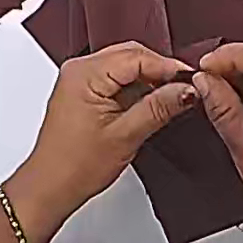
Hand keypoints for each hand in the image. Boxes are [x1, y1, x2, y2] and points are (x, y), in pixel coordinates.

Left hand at [14, 41, 201, 213]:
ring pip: (127, 65)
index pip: (137, 57)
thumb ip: (158, 107)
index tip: (192, 81)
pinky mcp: (85, 90)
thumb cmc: (74, 166)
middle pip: (132, 55)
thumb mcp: (125, 135)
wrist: (51, 187)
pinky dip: (137, 88)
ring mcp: (81, 78)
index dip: (168, 67)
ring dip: (150, 79)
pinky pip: (118, 77)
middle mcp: (79, 69)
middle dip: (161, 71)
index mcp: (84, 74)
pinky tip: (151, 103)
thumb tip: (187, 89)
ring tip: (172, 98)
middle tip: (186, 88)